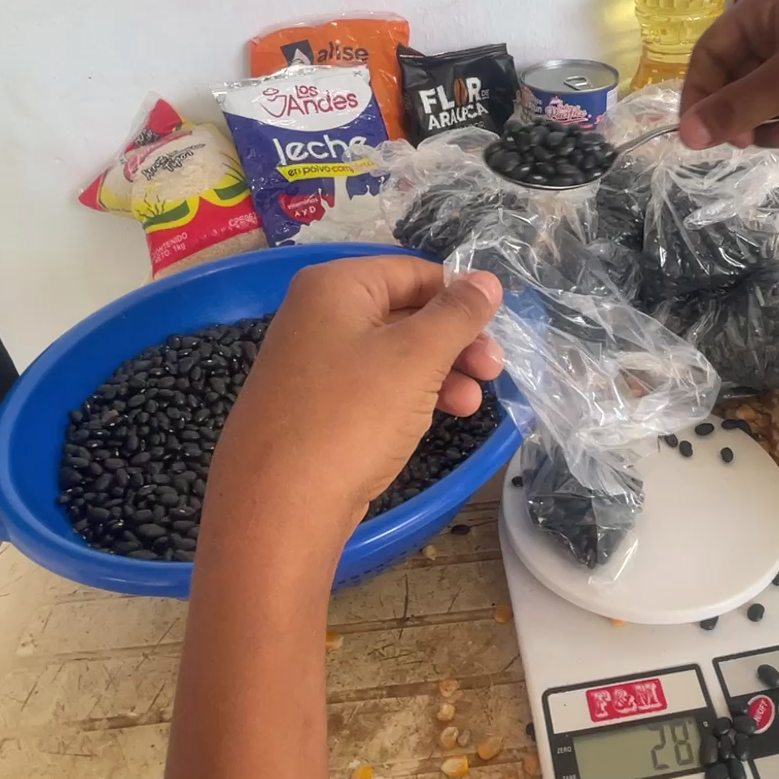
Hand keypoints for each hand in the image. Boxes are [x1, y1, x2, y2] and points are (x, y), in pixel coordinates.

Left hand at [206, 255, 503, 533]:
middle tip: (494, 370)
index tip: (498, 327)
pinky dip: (412, 395)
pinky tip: (442, 416)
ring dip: (442, 372)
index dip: (460, 296)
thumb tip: (488, 280)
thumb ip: (458, 314)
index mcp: (336, 286)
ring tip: (473, 404)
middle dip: (456, 341)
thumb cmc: (353, 416)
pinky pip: (375, 386)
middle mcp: (319, 315)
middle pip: (406, 312)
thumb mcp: (417, 357)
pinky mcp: (318, 407)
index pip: (413, 271)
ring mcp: (315, 363)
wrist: (280, 506)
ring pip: (395, 354)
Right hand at [678, 0, 778, 148]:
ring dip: (769, 122)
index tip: (700, 139)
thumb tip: (683, 137)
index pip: (709, 52)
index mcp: (769, 3)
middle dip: (741, 114)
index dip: (699, 97)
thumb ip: (736, 109)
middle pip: (735, 75)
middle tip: (753, 144)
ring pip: (764, 92)